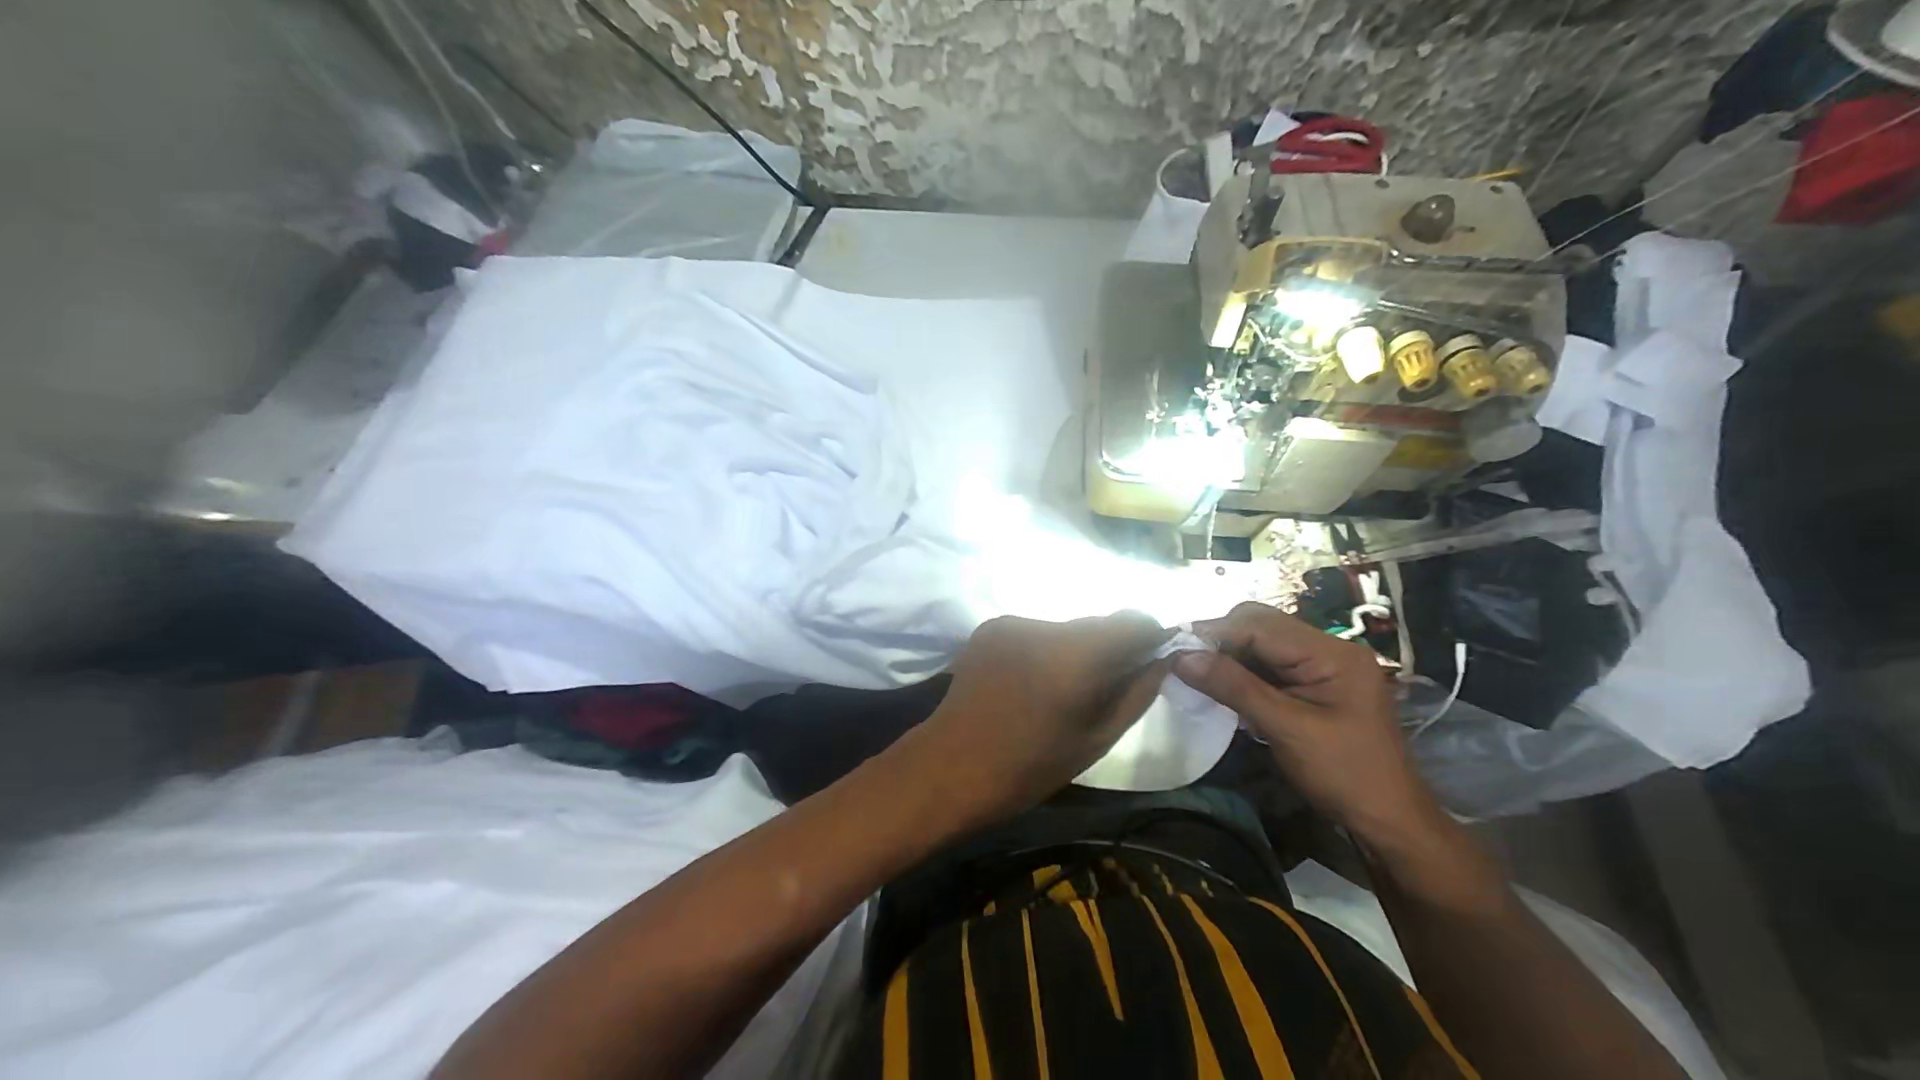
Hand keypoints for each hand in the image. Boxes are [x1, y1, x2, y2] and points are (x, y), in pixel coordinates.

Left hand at [894, 613, 1169, 824]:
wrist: (950, 766)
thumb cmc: (1029, 766)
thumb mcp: (1096, 739)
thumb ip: (1136, 693)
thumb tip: (1163, 660)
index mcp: (1075, 655)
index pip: (1132, 621)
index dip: (1148, 638)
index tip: (1148, 663)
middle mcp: (1044, 626)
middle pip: (1096, 624)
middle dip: (1110, 648)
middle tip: (1104, 688)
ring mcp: (1012, 623)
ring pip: (1065, 629)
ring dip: (1075, 651)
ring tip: (1061, 691)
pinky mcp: (990, 627)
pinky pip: (1035, 632)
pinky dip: (1045, 651)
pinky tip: (1030, 683)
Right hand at [1172, 602, 1440, 844]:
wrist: (1389, 820)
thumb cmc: (1344, 774)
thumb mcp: (1285, 729)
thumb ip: (1234, 687)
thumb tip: (1182, 658)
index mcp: (1333, 653)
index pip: (1260, 626)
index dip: (1215, 633)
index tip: (1175, 648)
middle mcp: (1330, 648)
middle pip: (1261, 625)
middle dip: (1221, 640)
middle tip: (1185, 662)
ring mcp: (1325, 665)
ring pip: (1263, 642)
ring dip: (1230, 655)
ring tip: (1197, 673)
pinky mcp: (1317, 683)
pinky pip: (1271, 663)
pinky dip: (1244, 670)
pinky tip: (1224, 686)